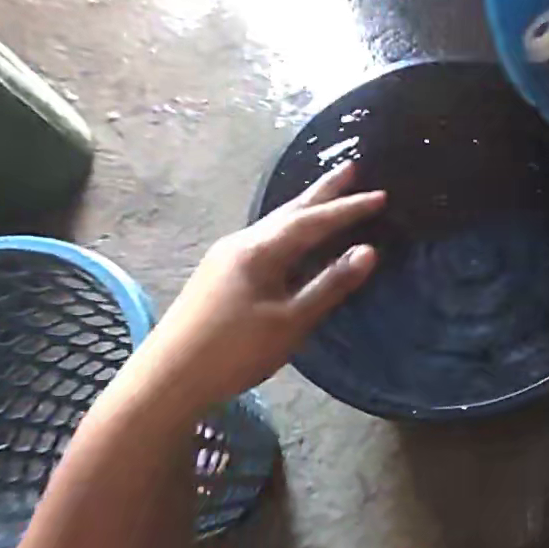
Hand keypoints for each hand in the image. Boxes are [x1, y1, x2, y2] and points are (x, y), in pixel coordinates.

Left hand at [123, 162, 385, 409]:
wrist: (166, 380)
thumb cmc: (235, 350)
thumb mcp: (292, 320)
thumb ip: (331, 283)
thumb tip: (369, 250)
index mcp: (260, 250)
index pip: (314, 221)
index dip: (349, 209)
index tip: (382, 196)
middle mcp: (243, 243)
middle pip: (291, 210)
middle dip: (324, 190)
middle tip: (352, 167)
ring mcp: (228, 257)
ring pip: (277, 222)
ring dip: (306, 206)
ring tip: (329, 192)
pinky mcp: (222, 273)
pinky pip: (267, 237)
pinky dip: (292, 227)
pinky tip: (295, 234)